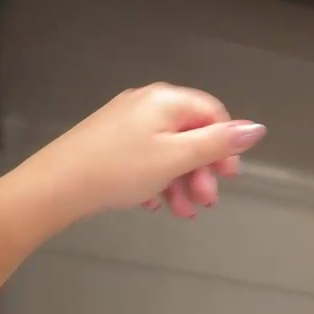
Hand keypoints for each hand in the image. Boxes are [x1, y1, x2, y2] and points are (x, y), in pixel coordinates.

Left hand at [14, 83, 265, 221]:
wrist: (56, 186)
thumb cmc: (120, 169)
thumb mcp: (176, 158)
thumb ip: (218, 144)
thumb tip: (258, 128)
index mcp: (167, 100)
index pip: (213, 113)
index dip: (226, 146)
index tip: (228, 178)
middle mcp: (148, 104)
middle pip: (191, 135)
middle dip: (202, 171)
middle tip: (205, 203)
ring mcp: (127, 123)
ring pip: (169, 152)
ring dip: (182, 182)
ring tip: (181, 212)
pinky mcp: (110, 142)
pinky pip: (146, 158)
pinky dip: (157, 181)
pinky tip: (154, 204)